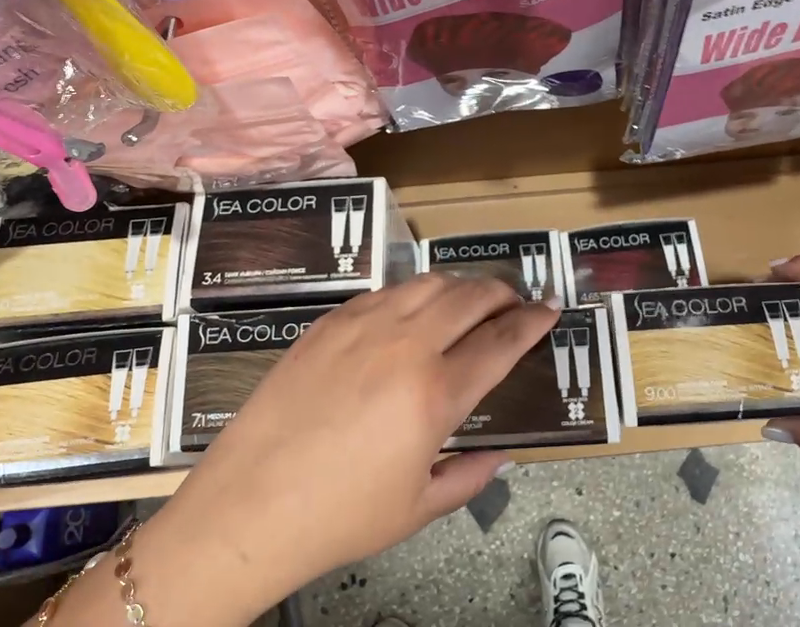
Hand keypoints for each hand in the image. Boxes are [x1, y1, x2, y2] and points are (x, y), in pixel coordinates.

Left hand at [144, 275, 560, 621]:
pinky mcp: (329, 323)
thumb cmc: (340, 516)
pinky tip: (411, 313)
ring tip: (468, 301)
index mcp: (435, 393)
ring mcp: (362, 326)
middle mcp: (405, 345)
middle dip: (502, 294)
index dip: (532, 321)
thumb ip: (469, 476)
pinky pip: (384, 292)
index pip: (501, 341)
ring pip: (427, 283)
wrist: (249, 505)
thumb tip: (500, 454)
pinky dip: (412, 294)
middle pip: (469, 296)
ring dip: (459, 286)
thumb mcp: (419, 509)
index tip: (550, 309)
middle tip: (514, 303)